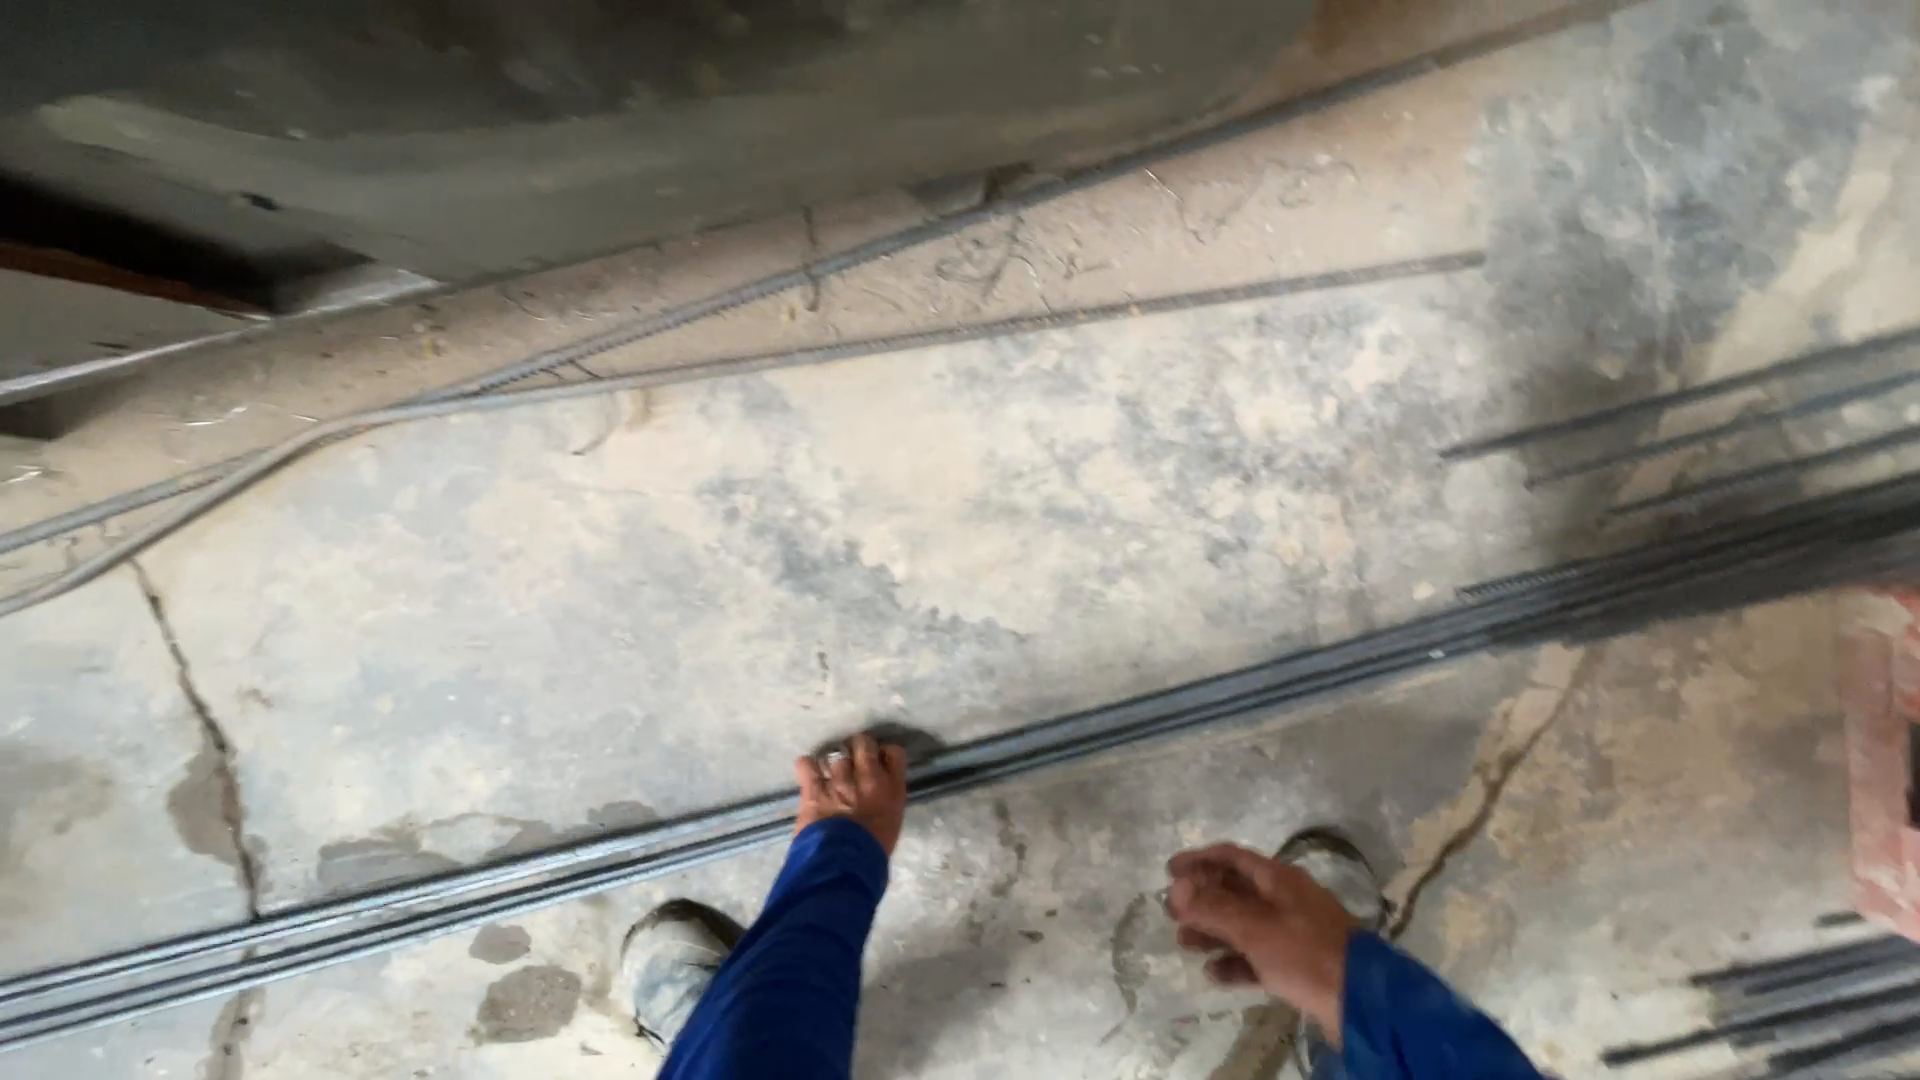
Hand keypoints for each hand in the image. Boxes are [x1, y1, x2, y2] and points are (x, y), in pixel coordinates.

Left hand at [794, 733, 908, 855]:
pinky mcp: (814, 789)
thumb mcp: (891, 824)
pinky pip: (807, 764)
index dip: (885, 752)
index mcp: (891, 789)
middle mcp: (868, 778)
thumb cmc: (872, 853)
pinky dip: (807, 766)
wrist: (844, 867)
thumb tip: (877, 794)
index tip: (878, 759)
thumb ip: (887, 801)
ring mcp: (840, 781)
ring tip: (828, 769)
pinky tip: (808, 773)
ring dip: (832, 759)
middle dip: (857, 746)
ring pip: (836, 752)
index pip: (895, 753)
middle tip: (852, 757)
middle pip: (864, 743)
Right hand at [1165, 843, 1357, 1039]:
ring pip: (1243, 924)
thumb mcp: (1254, 927)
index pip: (1230, 857)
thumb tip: (1175, 889)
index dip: (1198, 860)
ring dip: (1213, 931)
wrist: (1364, 1004)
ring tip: (1184, 943)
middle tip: (1171, 911)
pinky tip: (1213, 974)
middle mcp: (1285, 899)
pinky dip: (1234, 961)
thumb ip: (1213, 907)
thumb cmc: (1306, 953)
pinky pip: (1258, 956)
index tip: (1168, 871)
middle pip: (1234, 891)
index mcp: (1278, 879)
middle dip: (1201, 900)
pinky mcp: (1299, 966)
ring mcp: (1293, 932)